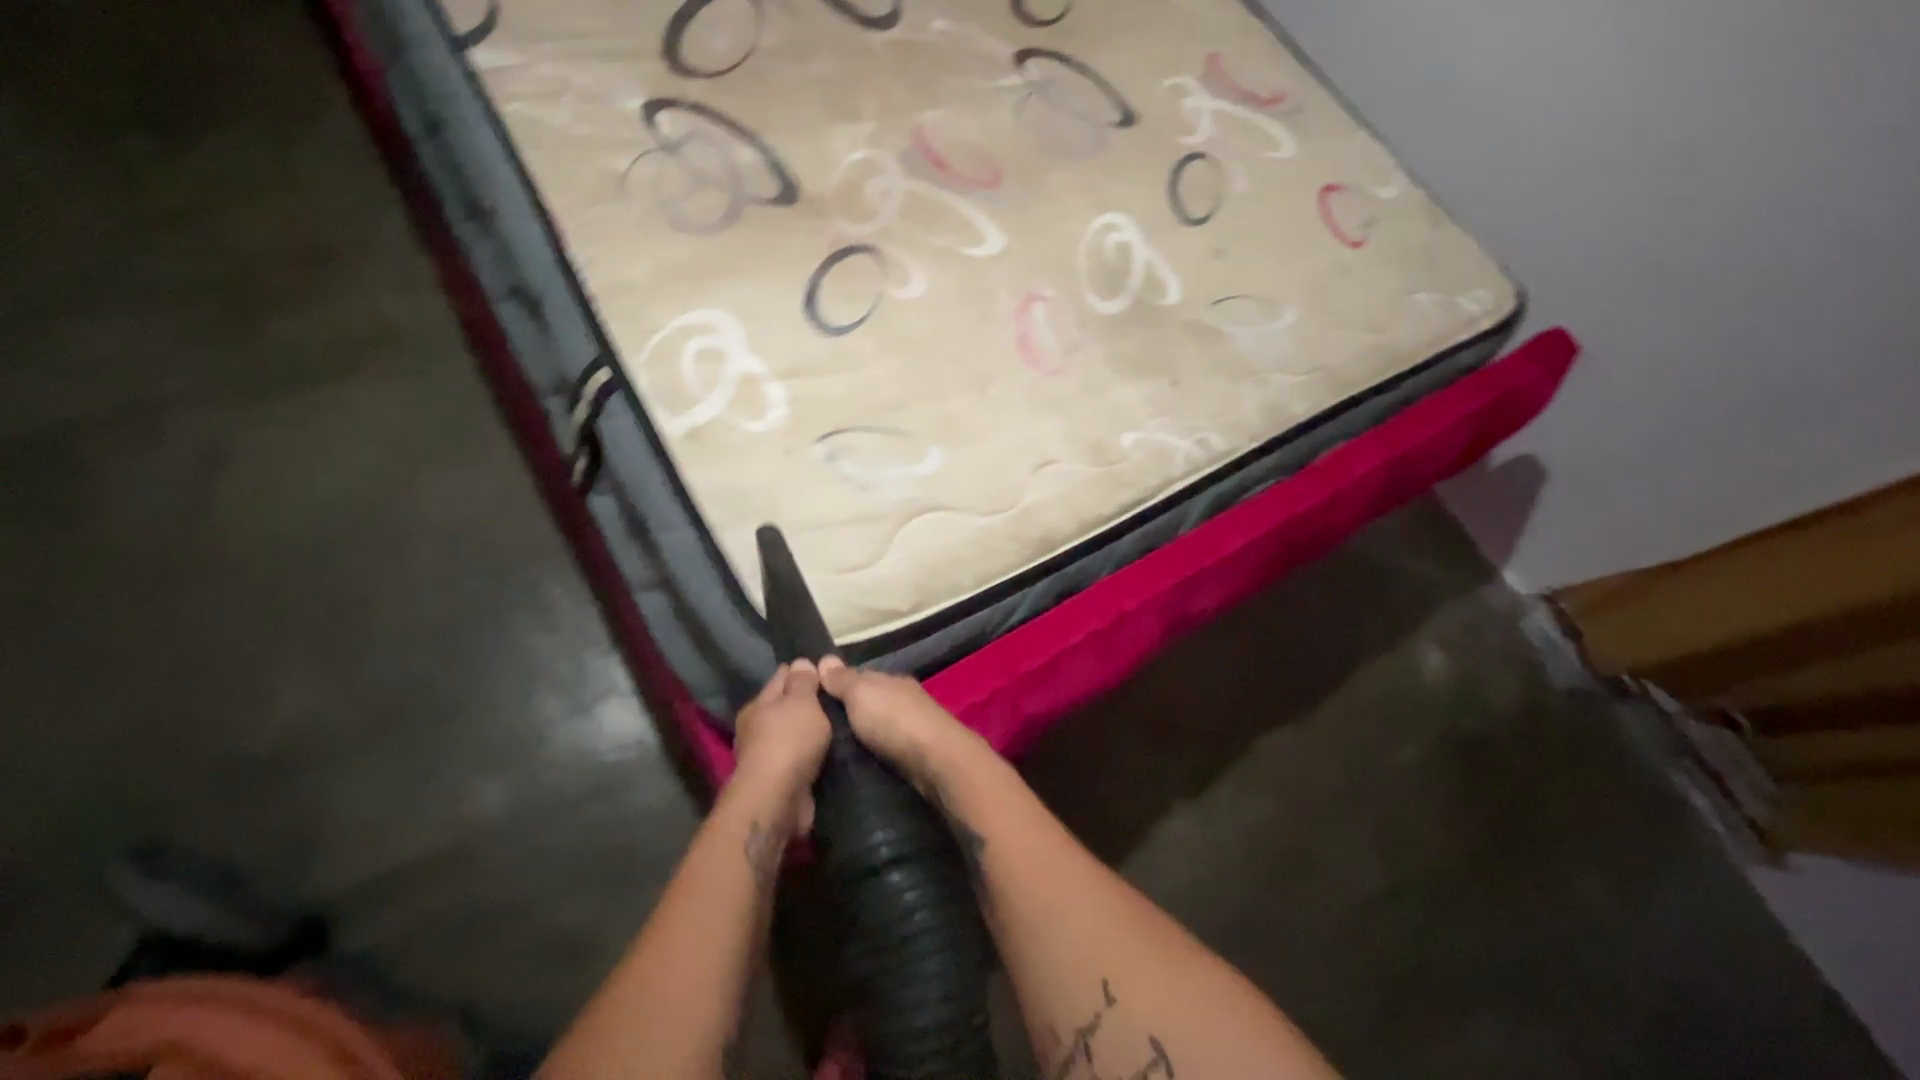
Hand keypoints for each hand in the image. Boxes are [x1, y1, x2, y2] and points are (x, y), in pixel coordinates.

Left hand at [731, 661, 832, 831]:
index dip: (801, 671)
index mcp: (757, 705)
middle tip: (837, 697)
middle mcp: (756, 729)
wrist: (777, 800)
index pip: (780, 678)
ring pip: (792, 735)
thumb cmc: (789, 742)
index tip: (824, 669)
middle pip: (785, 707)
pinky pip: (799, 759)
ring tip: (839, 725)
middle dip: (806, 702)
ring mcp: (766, 756)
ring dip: (810, 732)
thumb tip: (800, 662)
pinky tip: (830, 752)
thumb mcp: (800, 702)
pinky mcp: (779, 781)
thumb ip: (802, 682)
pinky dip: (812, 755)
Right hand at [818, 656, 982, 785]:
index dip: (836, 684)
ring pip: (878, 725)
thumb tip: (824, 658)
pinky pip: (887, 746)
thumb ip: (843, 680)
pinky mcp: (915, 753)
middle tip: (817, 728)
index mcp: (891, 680)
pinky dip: (874, 749)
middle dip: (848, 712)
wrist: (936, 760)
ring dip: (860, 733)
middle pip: (869, 701)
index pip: (859, 677)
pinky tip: (858, 759)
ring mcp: (911, 726)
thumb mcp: (861, 694)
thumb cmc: (894, 720)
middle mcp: (902, 699)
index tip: (812, 699)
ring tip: (830, 747)